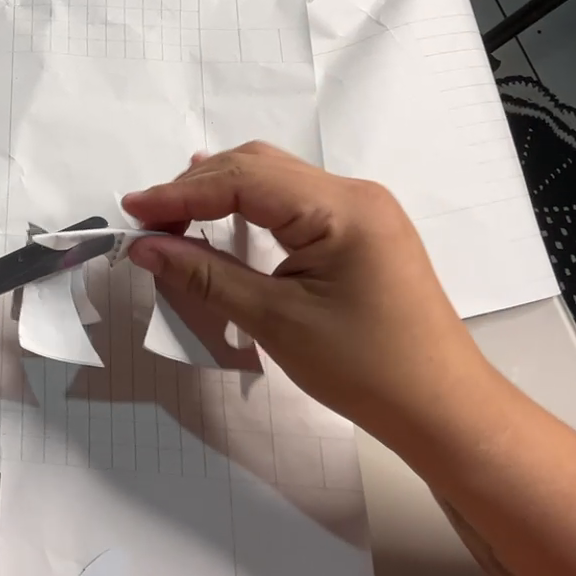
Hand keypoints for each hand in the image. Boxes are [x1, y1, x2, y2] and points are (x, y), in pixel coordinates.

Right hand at [121, 142, 495, 443]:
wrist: (443, 410)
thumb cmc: (363, 368)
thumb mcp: (274, 320)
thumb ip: (205, 275)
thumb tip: (144, 247)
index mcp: (339, 208)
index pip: (242, 181)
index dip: (180, 193)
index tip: (132, 211)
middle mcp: (352, 193)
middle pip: (256, 166)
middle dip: (195, 187)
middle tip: (149, 221)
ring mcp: (359, 207)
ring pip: (272, 177)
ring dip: (218, 190)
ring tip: (172, 215)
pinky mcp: (357, 228)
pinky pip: (289, 197)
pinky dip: (246, 202)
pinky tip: (221, 210)